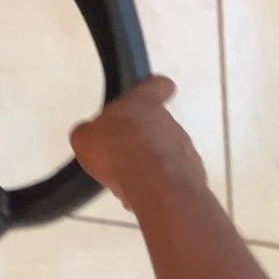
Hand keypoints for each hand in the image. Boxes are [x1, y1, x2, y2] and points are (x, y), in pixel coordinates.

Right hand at [70, 76, 206, 209]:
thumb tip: (94, 136)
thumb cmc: (116, 151)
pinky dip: (157, 184)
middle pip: (155, 124)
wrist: (155, 188)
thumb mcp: (84, 138)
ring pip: (163, 152)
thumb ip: (90, 133)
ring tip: (126, 180)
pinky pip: (171, 176)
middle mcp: (169, 121)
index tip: (148, 94)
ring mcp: (186, 149)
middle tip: (119, 155)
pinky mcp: (194, 176)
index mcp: (142, 104)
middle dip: (139, 139)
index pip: (156, 85)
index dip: (152, 88)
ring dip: (148, 163)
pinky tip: (139, 193)